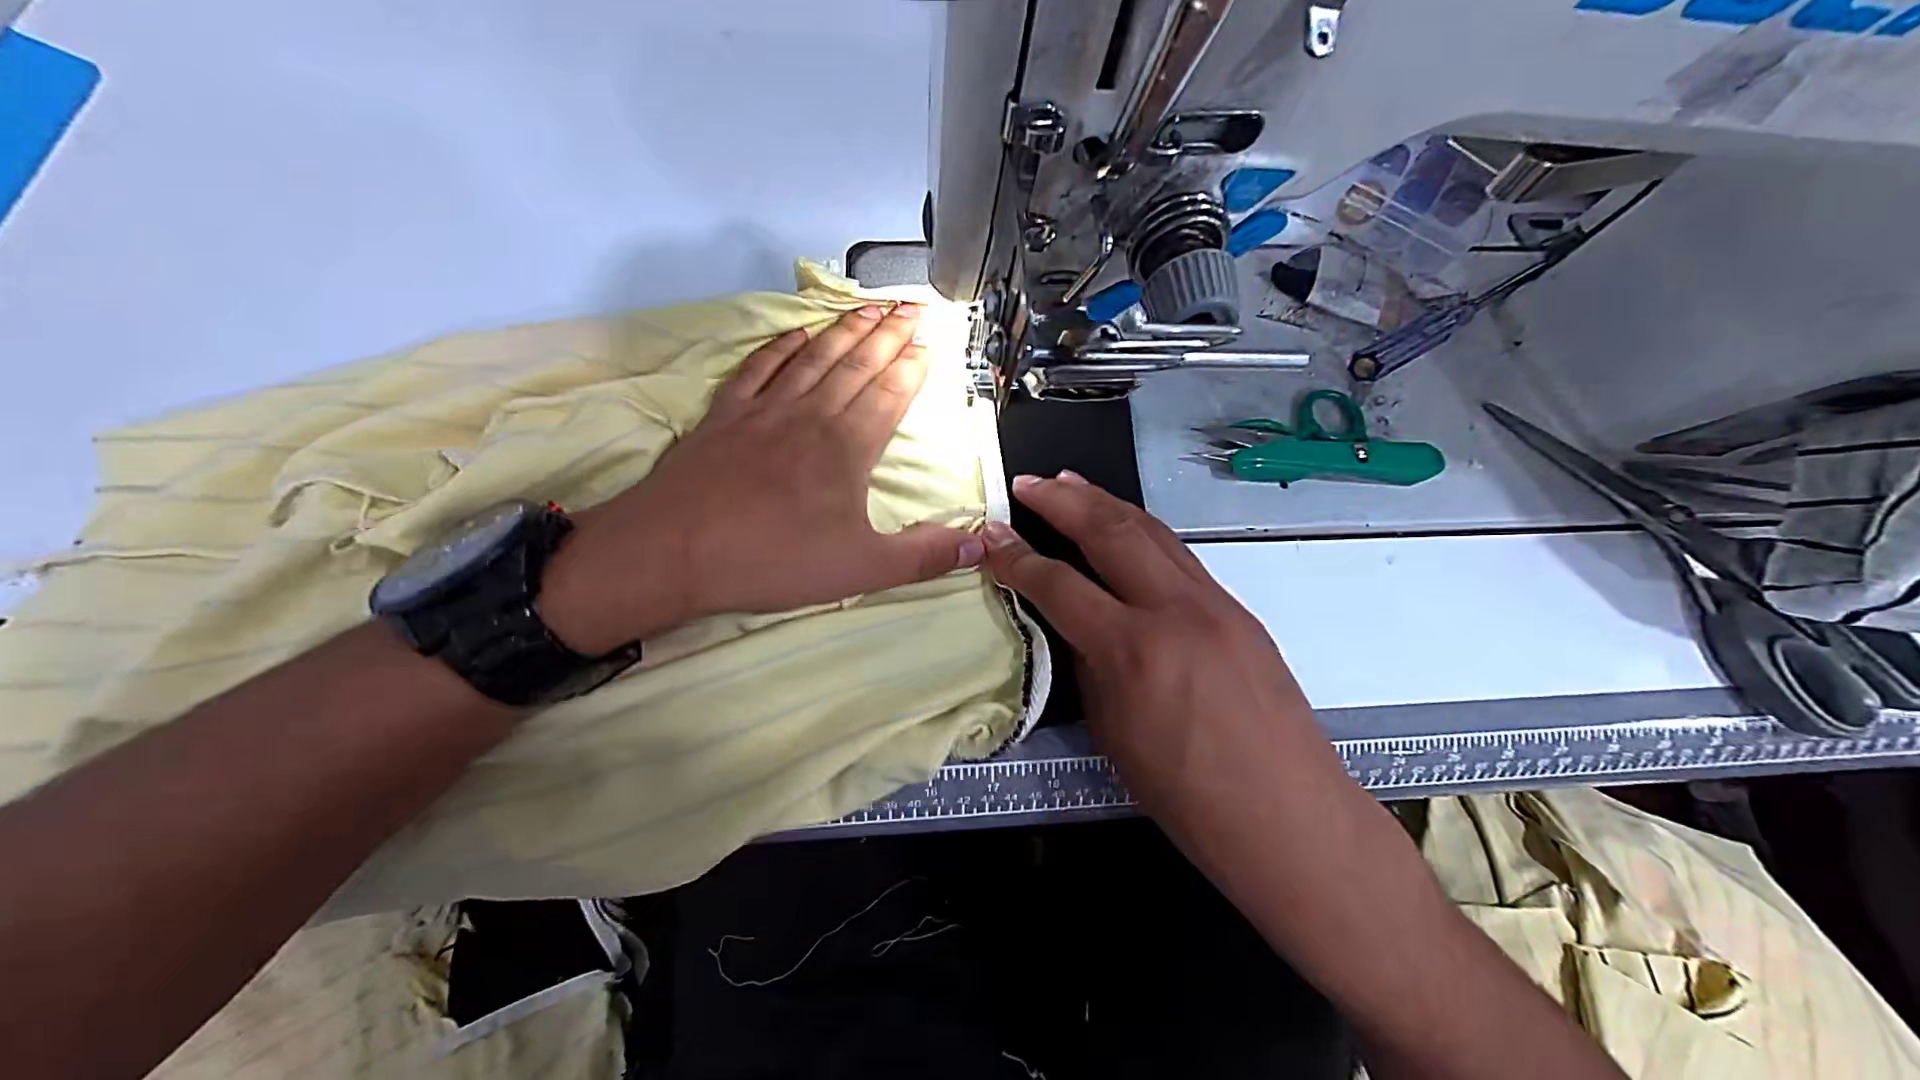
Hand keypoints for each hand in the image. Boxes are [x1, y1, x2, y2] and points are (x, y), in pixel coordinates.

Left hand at [541, 303, 984, 653]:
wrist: (673, 551)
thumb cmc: (772, 560)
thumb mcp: (861, 568)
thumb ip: (923, 556)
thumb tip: (979, 543)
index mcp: (848, 448)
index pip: (890, 393)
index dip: (912, 366)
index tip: (927, 341)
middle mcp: (811, 416)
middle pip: (857, 363)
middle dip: (888, 333)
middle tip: (909, 306)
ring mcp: (764, 410)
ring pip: (814, 357)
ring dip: (844, 330)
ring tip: (868, 307)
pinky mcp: (725, 415)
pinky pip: (759, 367)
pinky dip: (781, 346)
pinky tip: (796, 333)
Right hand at [980, 472, 1351, 843]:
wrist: (1288, 819)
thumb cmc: (1187, 796)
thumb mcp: (1113, 730)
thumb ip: (1090, 662)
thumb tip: (1074, 622)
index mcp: (1134, 651)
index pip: (1060, 584)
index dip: (1017, 558)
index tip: (991, 537)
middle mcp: (1177, 612)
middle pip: (1110, 531)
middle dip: (1063, 500)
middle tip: (1028, 482)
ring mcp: (1216, 605)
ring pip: (1152, 532)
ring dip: (1105, 503)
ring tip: (1070, 484)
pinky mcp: (1239, 611)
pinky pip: (1180, 557)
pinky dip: (1143, 533)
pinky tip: (1124, 530)